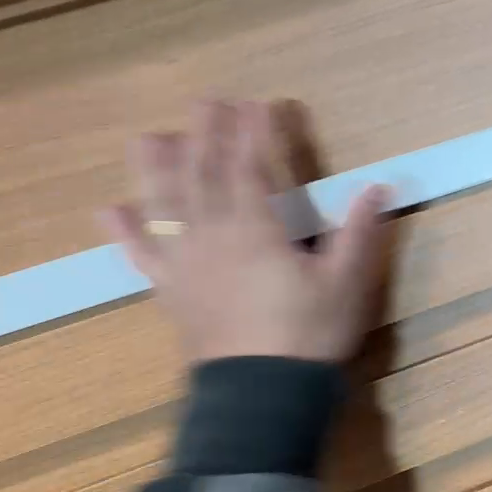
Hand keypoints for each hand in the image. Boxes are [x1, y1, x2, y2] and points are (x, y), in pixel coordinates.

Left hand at [100, 100, 391, 364]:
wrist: (262, 388)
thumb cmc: (312, 329)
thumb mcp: (348, 279)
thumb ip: (360, 231)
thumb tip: (378, 187)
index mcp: (255, 232)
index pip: (249, 171)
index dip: (253, 135)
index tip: (259, 104)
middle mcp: (211, 239)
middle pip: (201, 178)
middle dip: (205, 137)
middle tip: (208, 103)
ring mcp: (184, 264)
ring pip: (163, 207)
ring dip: (156, 169)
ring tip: (152, 137)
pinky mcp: (171, 290)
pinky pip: (141, 255)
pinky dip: (125, 231)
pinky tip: (112, 210)